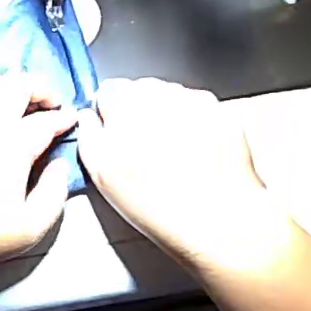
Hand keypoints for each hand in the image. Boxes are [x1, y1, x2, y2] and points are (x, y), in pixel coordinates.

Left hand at [0, 73, 76, 272]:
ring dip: (11, 85)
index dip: (63, 118)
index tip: (72, 121)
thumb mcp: (32, 226)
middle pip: (15, 86)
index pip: (44, 120)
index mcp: (12, 147)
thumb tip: (59, 165)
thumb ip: (55, 192)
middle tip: (52, 103)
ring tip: (24, 101)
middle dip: (40, 88)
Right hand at [76, 77, 294, 273]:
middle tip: (141, 155)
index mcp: (125, 103)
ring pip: (171, 101)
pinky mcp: (223, 114)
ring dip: (167, 121)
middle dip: (138, 116)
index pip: (107, 92)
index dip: (107, 117)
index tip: (112, 138)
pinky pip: (200, 114)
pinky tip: (193, 159)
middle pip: (141, 93)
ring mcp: (196, 101)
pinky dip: (194, 129)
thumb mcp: (101, 173)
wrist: (216, 218)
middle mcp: (162, 92)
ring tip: (170, 160)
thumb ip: (88, 136)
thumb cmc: (157, 201)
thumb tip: (89, 119)